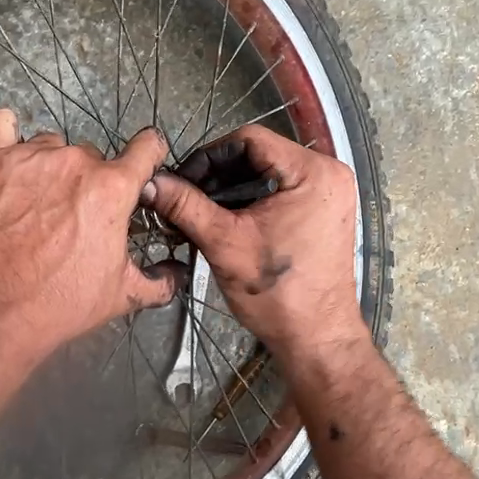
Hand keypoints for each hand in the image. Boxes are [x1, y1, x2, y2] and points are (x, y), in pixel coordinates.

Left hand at [0, 110, 175, 359]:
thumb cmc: (58, 302)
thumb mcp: (120, 295)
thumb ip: (158, 281)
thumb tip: (175, 275)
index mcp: (111, 188)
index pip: (145, 148)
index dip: (147, 157)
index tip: (140, 167)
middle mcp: (73, 163)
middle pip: (91, 157)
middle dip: (87, 182)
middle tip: (72, 217)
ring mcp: (29, 158)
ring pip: (50, 146)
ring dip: (49, 168)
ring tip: (34, 204)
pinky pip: (0, 126)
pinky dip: (5, 134)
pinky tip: (8, 155)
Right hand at [146, 125, 368, 365]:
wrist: (315, 338)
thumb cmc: (275, 292)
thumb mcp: (223, 243)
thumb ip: (185, 206)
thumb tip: (149, 182)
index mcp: (313, 172)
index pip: (249, 140)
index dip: (208, 156)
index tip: (181, 181)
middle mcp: (328, 174)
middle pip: (259, 155)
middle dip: (216, 176)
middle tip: (184, 198)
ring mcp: (328, 194)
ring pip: (266, 174)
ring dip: (229, 189)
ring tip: (197, 211)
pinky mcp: (322, 213)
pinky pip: (279, 192)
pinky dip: (249, 202)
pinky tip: (222, 220)